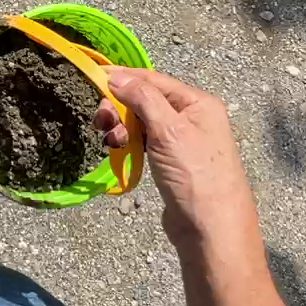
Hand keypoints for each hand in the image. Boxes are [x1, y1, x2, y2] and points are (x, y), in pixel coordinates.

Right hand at [95, 68, 260, 250]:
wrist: (210, 229)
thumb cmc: (195, 175)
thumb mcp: (168, 130)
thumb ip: (142, 98)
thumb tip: (115, 76)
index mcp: (198, 104)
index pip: (154, 80)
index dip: (124, 77)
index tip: (95, 78)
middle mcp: (191, 117)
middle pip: (145, 100)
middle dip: (119, 106)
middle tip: (100, 120)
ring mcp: (180, 140)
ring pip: (141, 121)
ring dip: (121, 126)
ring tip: (110, 140)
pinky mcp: (170, 160)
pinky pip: (143, 141)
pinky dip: (128, 142)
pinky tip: (119, 150)